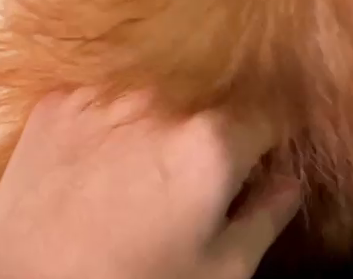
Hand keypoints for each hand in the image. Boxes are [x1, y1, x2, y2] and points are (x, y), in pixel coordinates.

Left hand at [0, 91, 301, 278]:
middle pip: (205, 101)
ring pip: (150, 96)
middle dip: (207, 132)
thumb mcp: (218, 271)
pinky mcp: (60, 97)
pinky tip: (95, 168)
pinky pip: (100, 100)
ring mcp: (104, 92)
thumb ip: (266, 215)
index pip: (269, 110)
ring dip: (154, 125)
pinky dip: (106, 125)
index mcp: (210, 140)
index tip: (267, 151)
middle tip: (188, 180)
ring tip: (133, 179)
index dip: (273, 133)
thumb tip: (292, 179)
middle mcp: (159, 99)